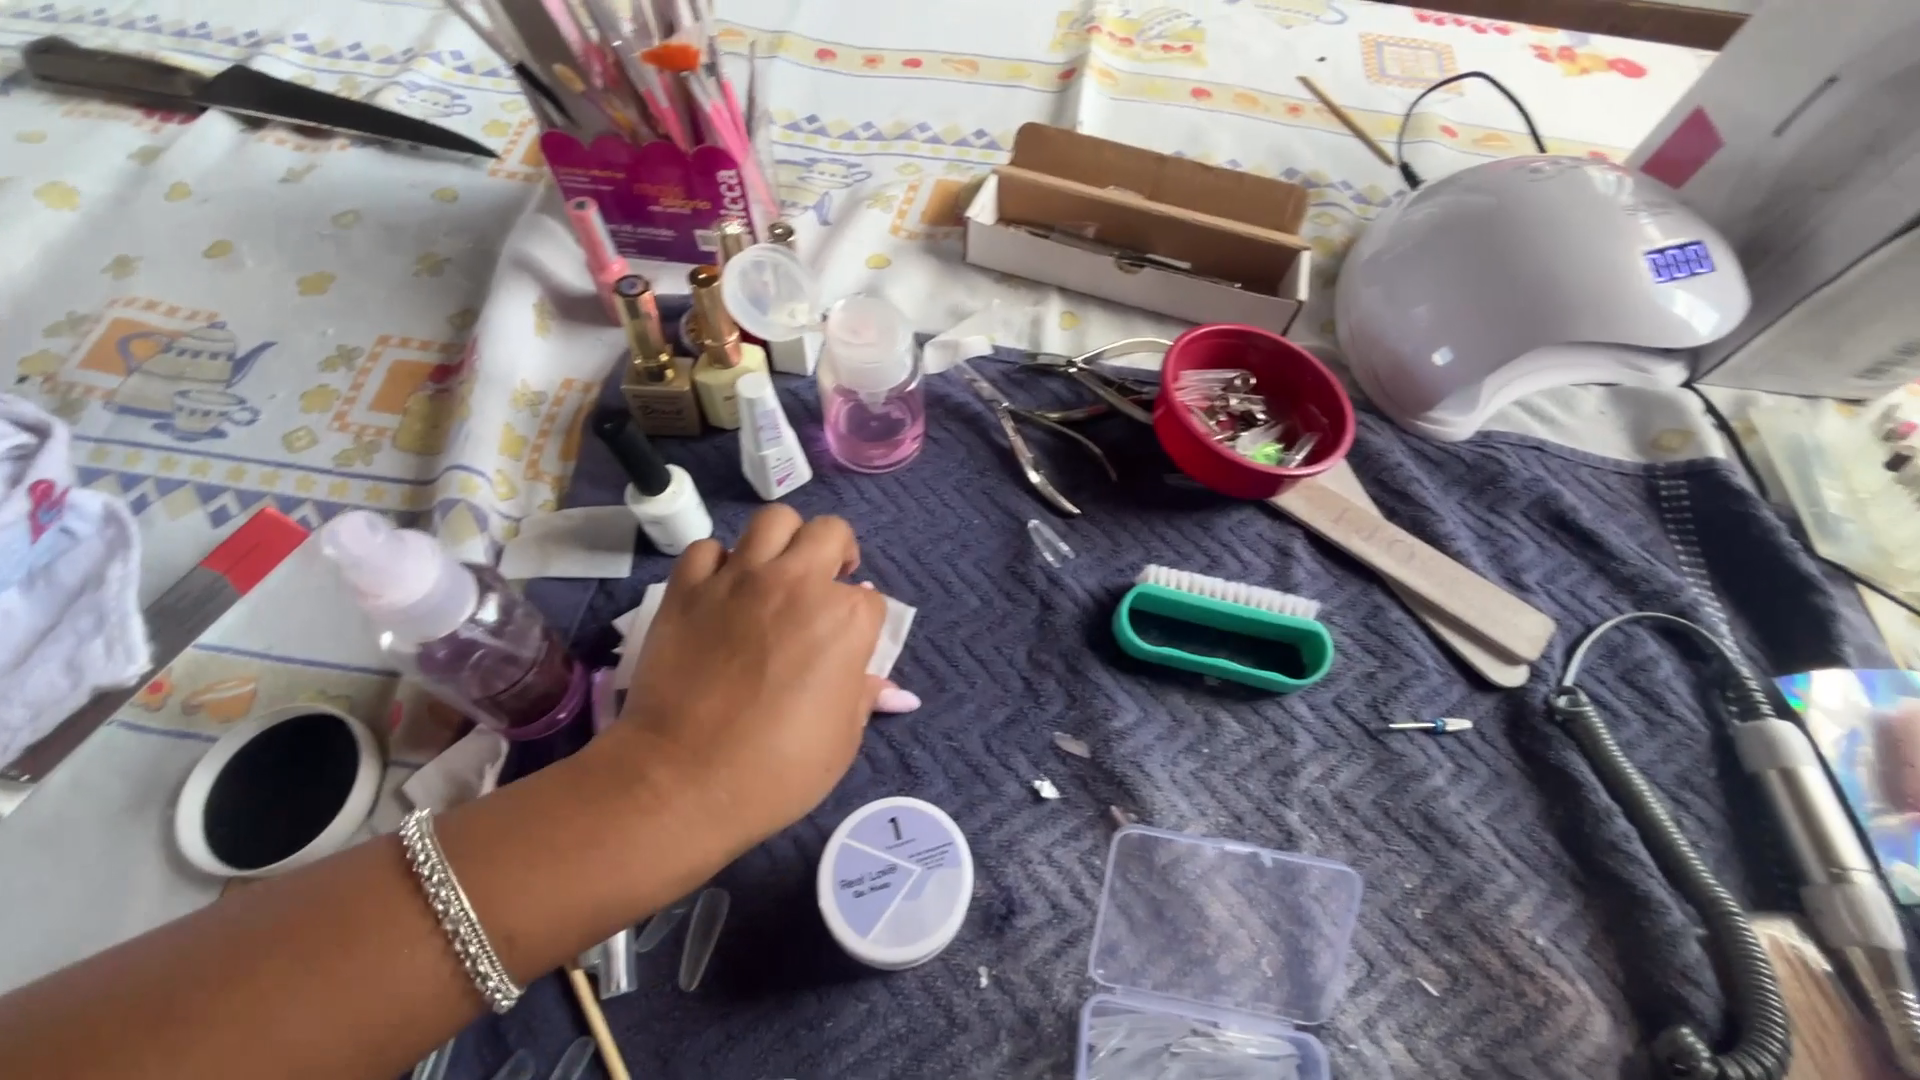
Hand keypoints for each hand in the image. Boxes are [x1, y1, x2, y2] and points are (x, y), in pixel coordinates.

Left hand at [604, 507, 894, 856]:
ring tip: (776, 572)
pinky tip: (719, 592)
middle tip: (825, 583)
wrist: (683, 780)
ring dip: (783, 541)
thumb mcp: (842, 740)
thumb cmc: (777, 770)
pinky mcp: (687, 588)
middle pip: (830, 533)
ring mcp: (738, 579)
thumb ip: (862, 696)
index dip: (863, 624)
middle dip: (836, 553)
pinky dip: (718, 564)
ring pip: (772, 521)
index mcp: (846, 619)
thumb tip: (887, 687)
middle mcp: (797, 583)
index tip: (849, 646)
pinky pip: (707, 549)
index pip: (871, 600)